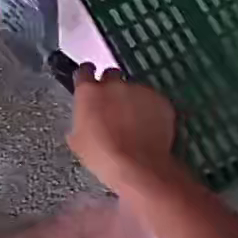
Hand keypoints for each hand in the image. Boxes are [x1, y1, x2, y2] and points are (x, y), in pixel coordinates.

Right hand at [68, 64, 183, 194]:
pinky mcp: (159, 99)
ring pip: (133, 89)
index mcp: (88, 92)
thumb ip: (79, 121)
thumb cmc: (103, 156)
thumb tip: (82, 122)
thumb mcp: (78, 141)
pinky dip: (150, 109)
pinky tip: (147, 126)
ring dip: (131, 100)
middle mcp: (113, 85)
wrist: (137, 166)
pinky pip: (152, 100)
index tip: (88, 79)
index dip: (86, 75)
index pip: (84, 71)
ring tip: (132, 122)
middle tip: (112, 105)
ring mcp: (139, 90)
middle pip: (111, 75)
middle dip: (111, 86)